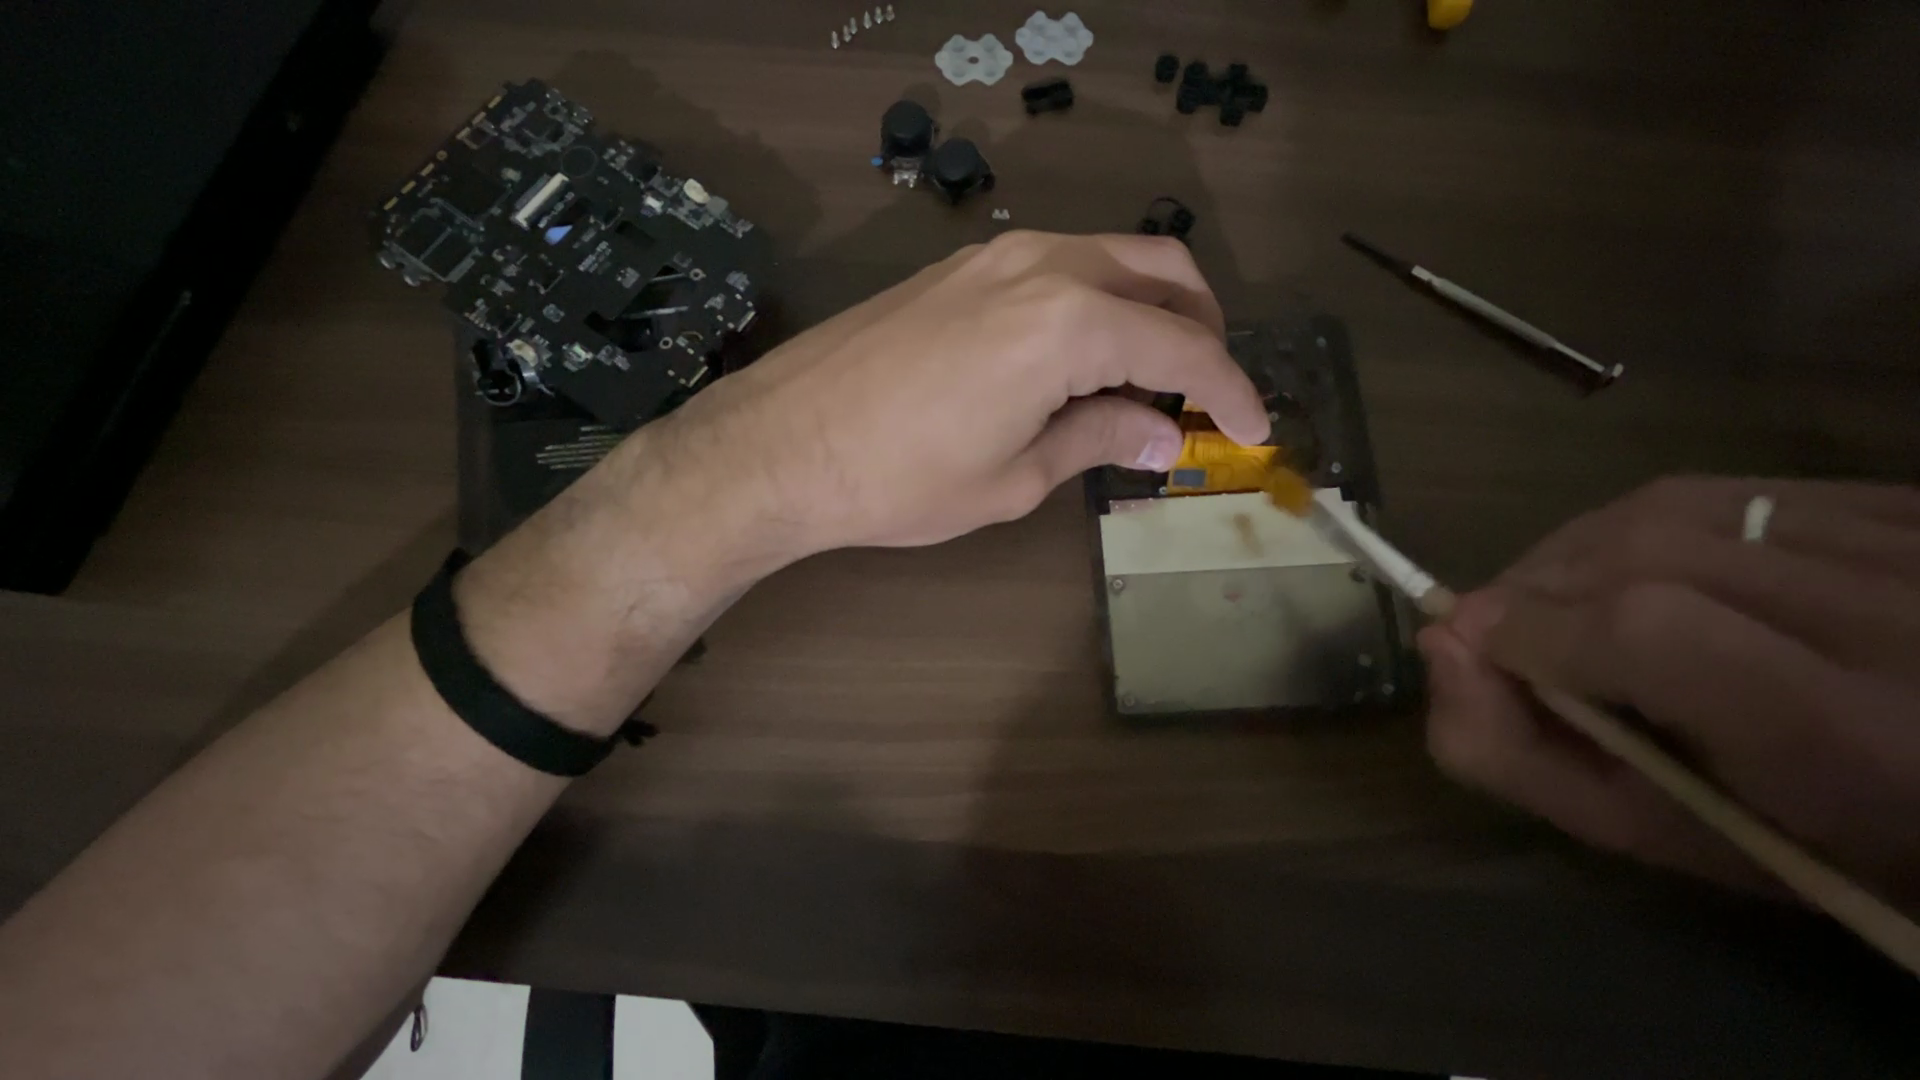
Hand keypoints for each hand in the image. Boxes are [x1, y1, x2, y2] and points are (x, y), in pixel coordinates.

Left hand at [632, 230, 1269, 565]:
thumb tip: (1164, 437)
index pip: (1183, 348)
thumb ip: (1099, 441)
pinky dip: (1094, 301)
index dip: (1231, 390)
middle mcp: (1043, 265)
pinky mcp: (960, 266)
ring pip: (1110, 257)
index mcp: (1069, 323)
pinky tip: (1082, 356)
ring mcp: (995, 255)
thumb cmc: (900, 479)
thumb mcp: (1015, 478)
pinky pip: (1057, 266)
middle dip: (1201, 326)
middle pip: (1160, 271)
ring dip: (1148, 308)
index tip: (1257, 427)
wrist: (779, 445)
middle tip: (1207, 389)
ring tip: (1149, 377)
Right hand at [1419, 477, 1919, 901]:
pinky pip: (1714, 491)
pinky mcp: (1900, 504)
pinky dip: (1635, 527)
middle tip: (1512, 640)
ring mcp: (1907, 546)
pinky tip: (1631, 568)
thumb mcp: (1637, 830)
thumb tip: (1435, 643)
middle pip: (1643, 553)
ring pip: (1665, 510)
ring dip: (1571, 555)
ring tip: (1561, 608)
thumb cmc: (1782, 836)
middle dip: (1536, 592)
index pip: (1652, 634)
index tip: (1474, 654)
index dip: (1538, 632)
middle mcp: (1900, 618)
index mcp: (1846, 739)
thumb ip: (1512, 752)